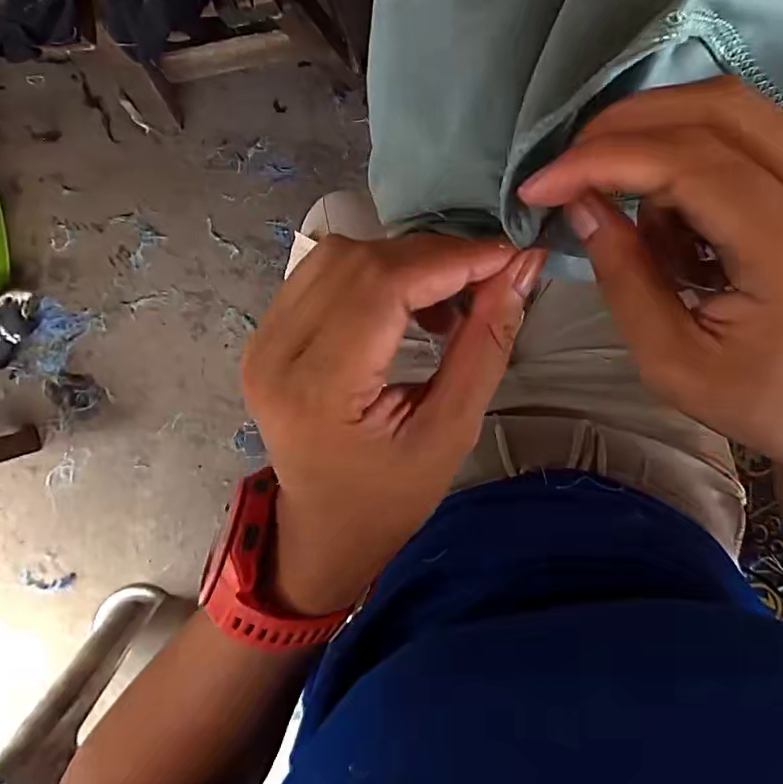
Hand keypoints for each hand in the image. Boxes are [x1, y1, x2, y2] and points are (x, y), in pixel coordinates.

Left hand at [241, 234, 546, 613]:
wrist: (322, 528)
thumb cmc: (388, 499)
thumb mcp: (450, 432)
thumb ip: (485, 345)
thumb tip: (519, 271)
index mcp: (317, 389)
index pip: (382, 289)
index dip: (449, 259)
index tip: (506, 255)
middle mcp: (276, 352)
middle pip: (359, 262)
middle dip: (433, 255)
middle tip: (487, 275)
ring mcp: (263, 337)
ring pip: (340, 255)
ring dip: (404, 260)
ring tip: (447, 299)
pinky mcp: (267, 331)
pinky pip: (325, 270)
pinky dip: (377, 270)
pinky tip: (408, 302)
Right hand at [517, 77, 782, 474]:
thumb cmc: (756, 402)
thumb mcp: (669, 360)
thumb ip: (623, 274)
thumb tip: (578, 201)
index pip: (693, 165)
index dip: (604, 160)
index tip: (539, 186)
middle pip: (717, 109)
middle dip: (623, 127)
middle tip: (567, 169)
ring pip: (730, 106)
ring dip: (652, 132)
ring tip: (615, 192)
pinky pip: (741, 129)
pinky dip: (682, 149)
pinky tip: (667, 209)